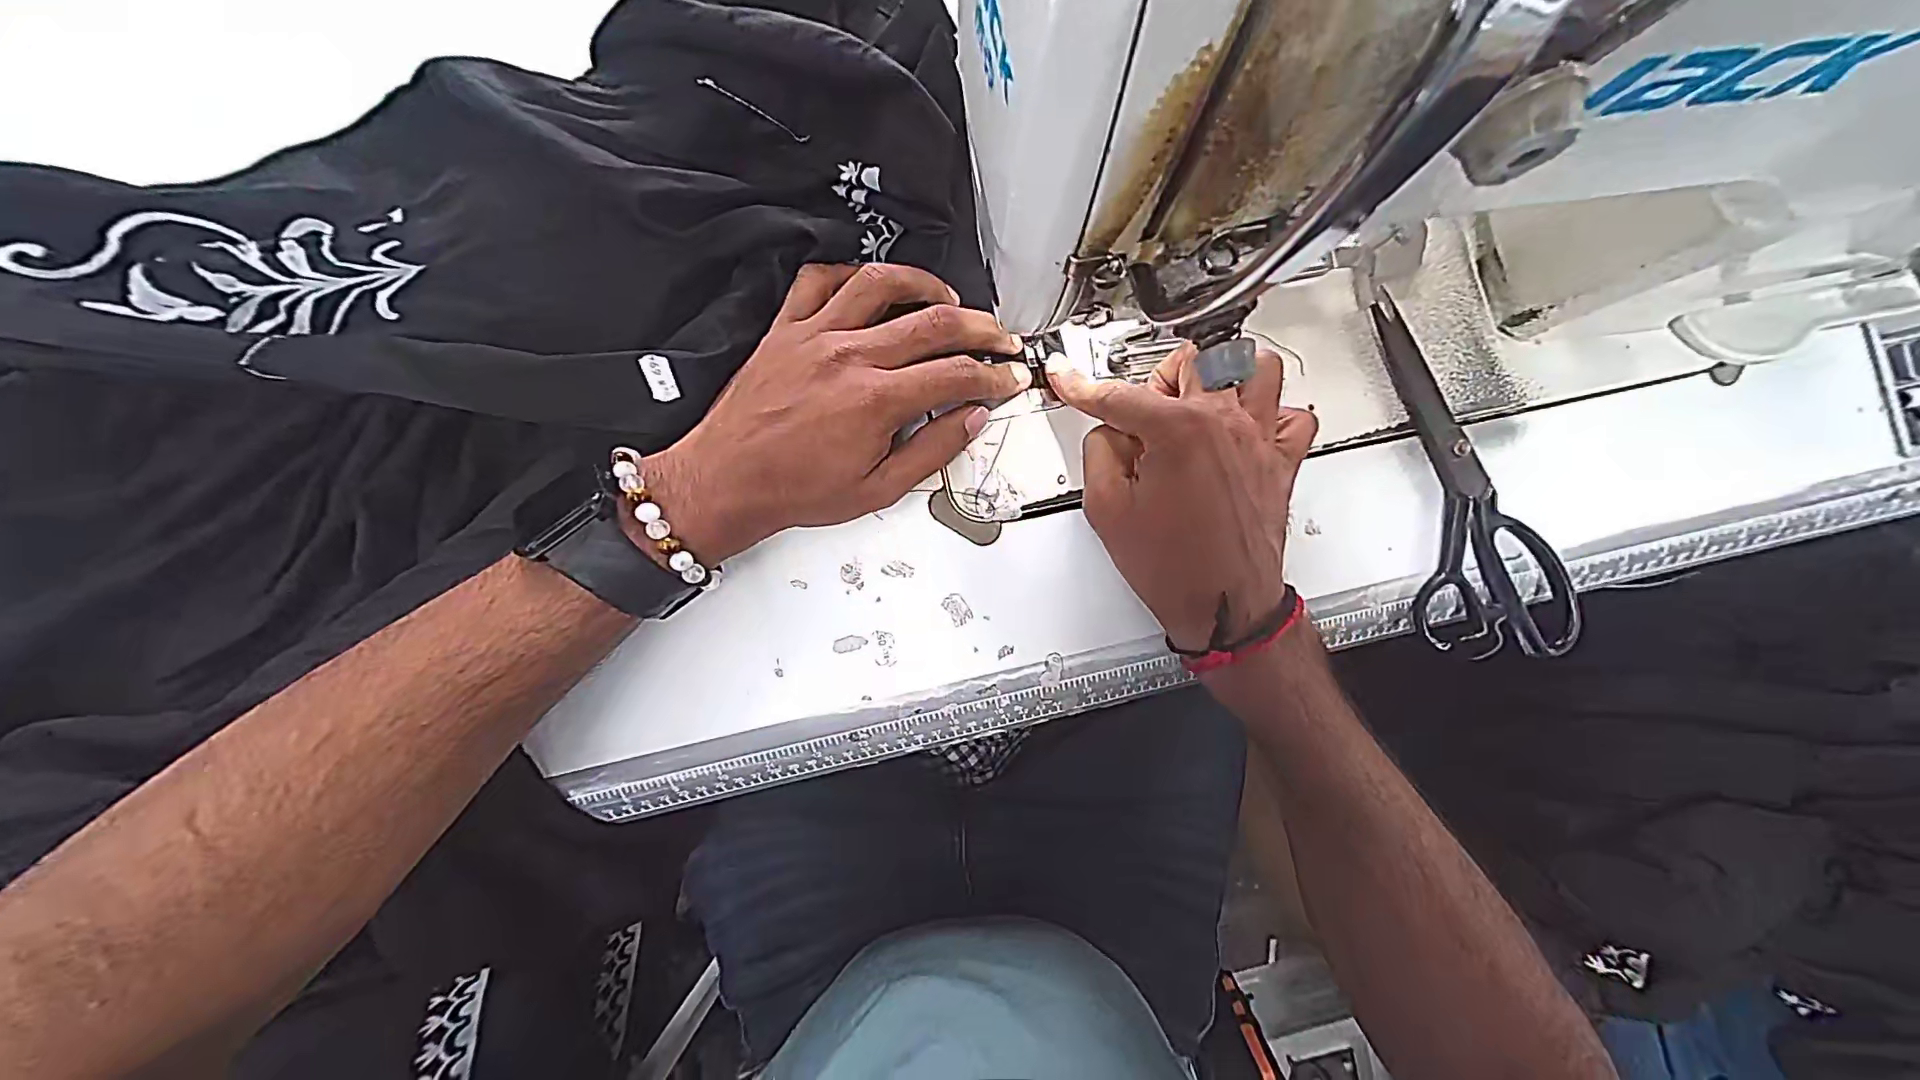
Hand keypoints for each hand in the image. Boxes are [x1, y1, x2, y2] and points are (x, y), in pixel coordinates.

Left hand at [642, 264, 1030, 561]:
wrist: (728, 480)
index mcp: (875, 400)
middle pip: (935, 321)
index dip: (994, 374)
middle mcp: (848, 358)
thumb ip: (933, 450)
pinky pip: (820, 280)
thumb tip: (969, 419)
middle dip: (982, 328)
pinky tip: (872, 285)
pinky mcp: (786, 329)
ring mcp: (815, 336)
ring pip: (882, 284)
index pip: (956, 373)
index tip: (1007, 377)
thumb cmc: (793, 489)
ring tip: (948, 298)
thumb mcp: (878, 489)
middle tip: (998, 338)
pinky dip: (852, 274)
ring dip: (926, 284)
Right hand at [1047, 344, 1317, 651]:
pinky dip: (1272, 411)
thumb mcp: (1106, 508)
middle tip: (1144, 404)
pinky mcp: (1281, 463)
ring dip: (1224, 371)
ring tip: (1198, 398)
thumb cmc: (1174, 567)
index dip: (1083, 386)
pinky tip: (1245, 426)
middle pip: (1195, 358)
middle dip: (1160, 374)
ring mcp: (1258, 440)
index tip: (1070, 380)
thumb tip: (1108, 431)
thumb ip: (1099, 452)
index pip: (1120, 394)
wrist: (1221, 605)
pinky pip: (1294, 415)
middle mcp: (1224, 425)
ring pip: (1256, 365)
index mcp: (1178, 431)